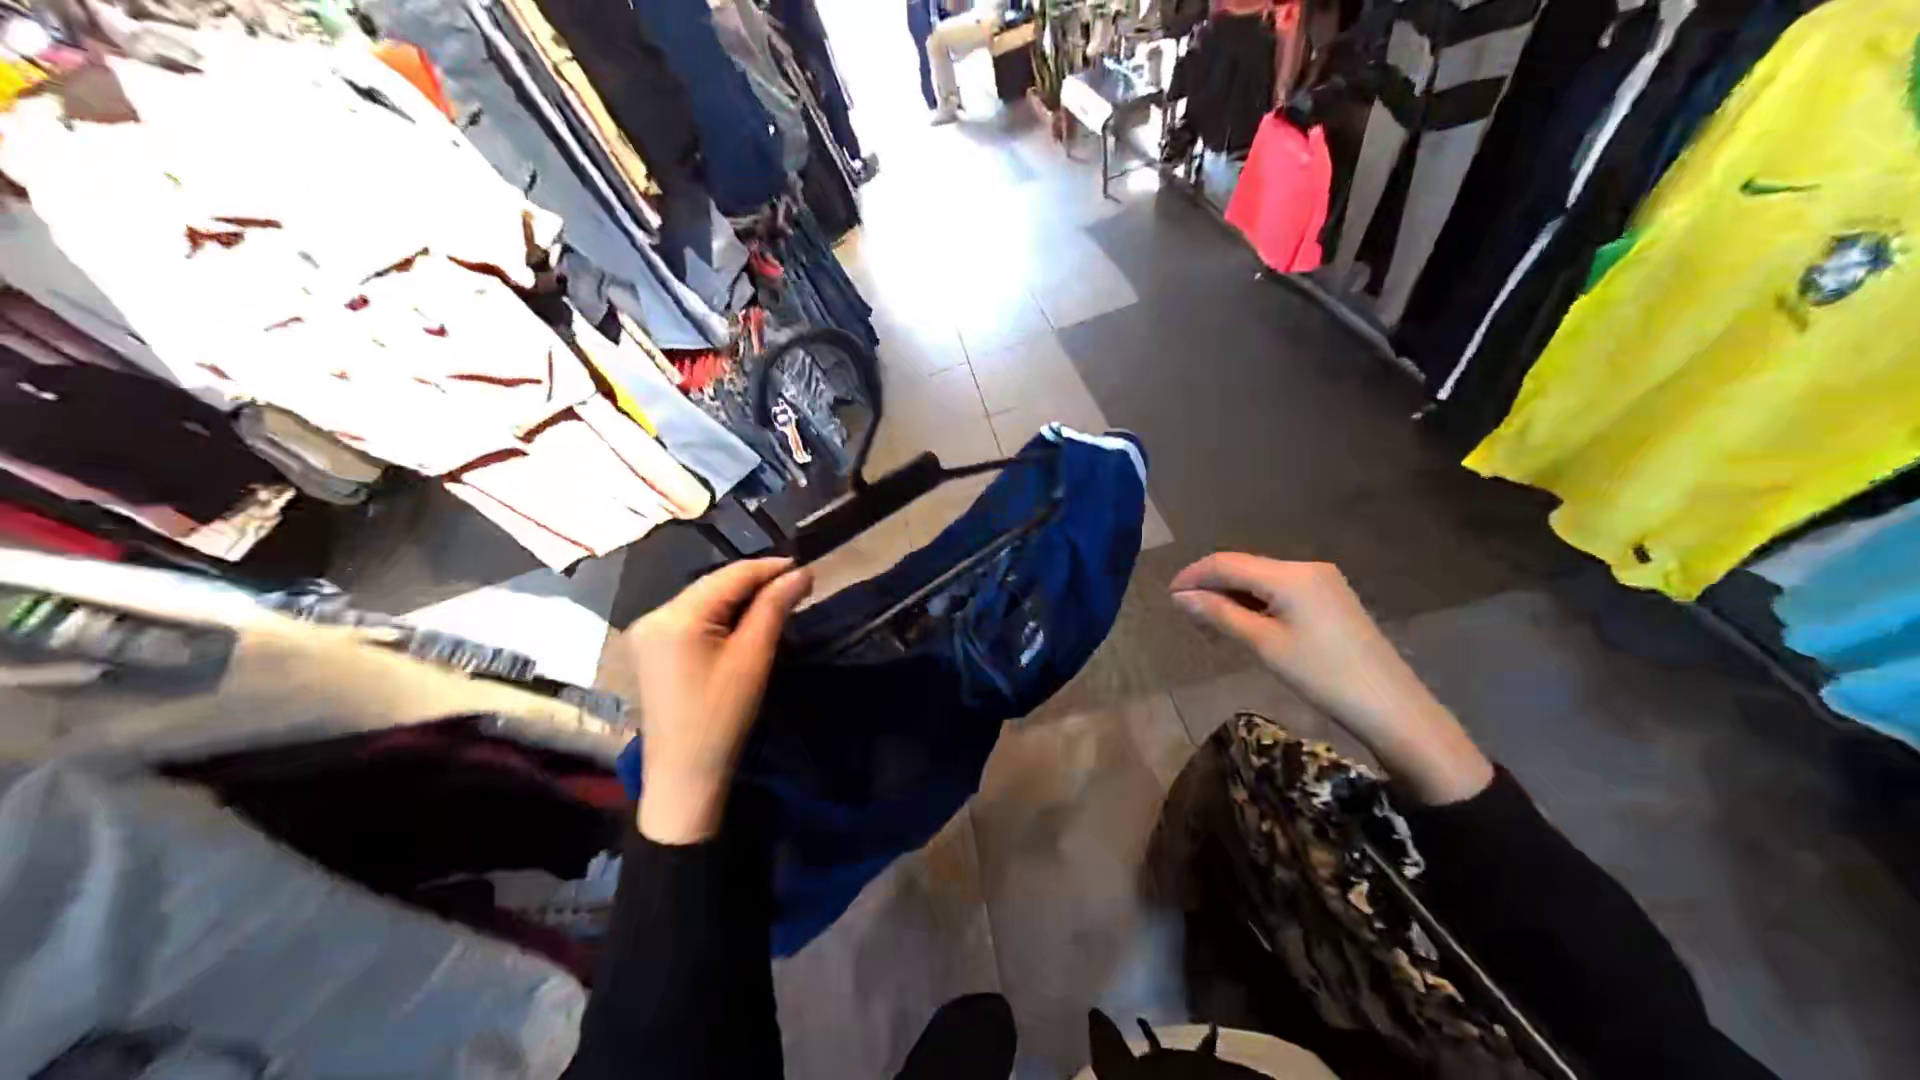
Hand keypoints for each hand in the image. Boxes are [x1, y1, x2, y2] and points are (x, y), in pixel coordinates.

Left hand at [623, 557, 812, 842]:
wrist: (684, 775)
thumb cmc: (722, 717)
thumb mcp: (753, 658)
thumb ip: (775, 608)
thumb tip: (801, 573)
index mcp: (675, 617)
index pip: (729, 576)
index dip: (769, 568)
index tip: (806, 568)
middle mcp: (653, 615)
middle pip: (713, 584)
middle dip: (755, 582)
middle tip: (797, 584)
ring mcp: (647, 631)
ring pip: (703, 599)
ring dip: (739, 597)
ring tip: (777, 599)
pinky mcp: (650, 648)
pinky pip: (691, 617)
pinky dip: (720, 614)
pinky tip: (744, 619)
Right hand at [1169, 554, 1492, 804]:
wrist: (1392, 706)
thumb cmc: (1322, 675)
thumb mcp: (1264, 645)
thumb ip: (1219, 615)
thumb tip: (1180, 597)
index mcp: (1289, 574)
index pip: (1227, 562)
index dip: (1193, 576)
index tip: (1169, 597)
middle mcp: (1306, 568)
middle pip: (1244, 567)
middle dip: (1212, 586)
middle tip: (1187, 615)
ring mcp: (1322, 582)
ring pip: (1262, 579)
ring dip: (1232, 595)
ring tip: (1210, 623)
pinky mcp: (1331, 598)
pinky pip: (1281, 590)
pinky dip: (1256, 602)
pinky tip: (1245, 623)